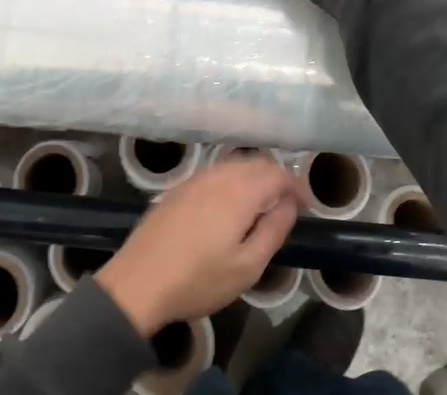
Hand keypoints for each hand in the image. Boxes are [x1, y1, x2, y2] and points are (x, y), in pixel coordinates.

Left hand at [95, 156, 312, 334]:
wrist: (137, 283)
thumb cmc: (197, 280)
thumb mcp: (246, 267)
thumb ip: (273, 231)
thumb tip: (290, 205)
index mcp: (238, 193)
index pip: (276, 173)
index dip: (296, 186)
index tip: (308, 206)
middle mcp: (216, 177)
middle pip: (255, 163)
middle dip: (277, 178)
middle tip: (289, 204)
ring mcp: (193, 180)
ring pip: (233, 165)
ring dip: (254, 177)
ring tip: (263, 205)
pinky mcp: (177, 190)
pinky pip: (214, 174)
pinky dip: (232, 181)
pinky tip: (231, 205)